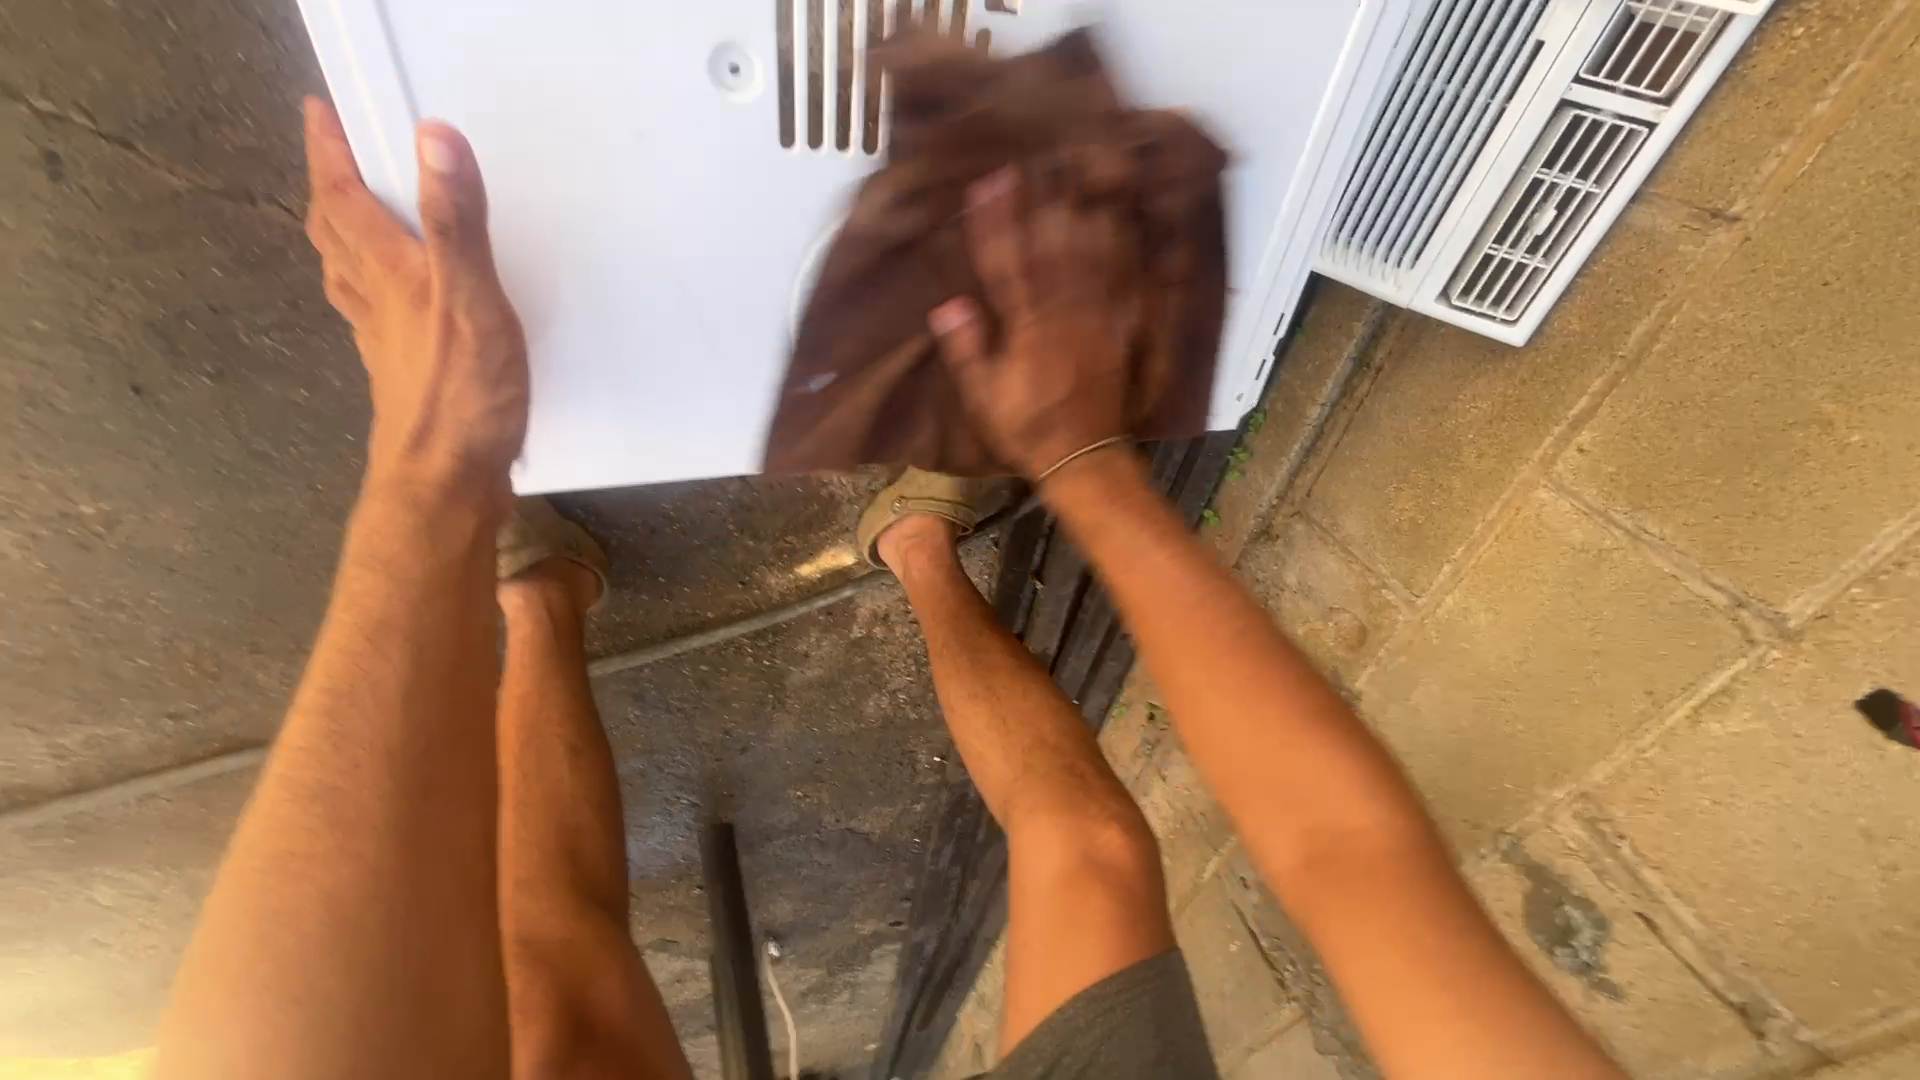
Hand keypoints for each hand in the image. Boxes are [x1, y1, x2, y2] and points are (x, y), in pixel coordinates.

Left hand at [303, 98, 527, 502]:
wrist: (446, 479)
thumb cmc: (462, 393)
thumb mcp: (470, 300)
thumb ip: (457, 223)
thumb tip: (433, 136)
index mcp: (391, 274)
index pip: (345, 198)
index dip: (330, 152)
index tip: (322, 112)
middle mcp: (378, 303)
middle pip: (336, 237)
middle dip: (331, 192)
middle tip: (336, 162)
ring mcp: (387, 343)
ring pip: (349, 279)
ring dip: (342, 242)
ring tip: (351, 222)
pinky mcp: (407, 376)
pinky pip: (376, 318)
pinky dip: (373, 294)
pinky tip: (392, 307)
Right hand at [929, 167, 1130, 480]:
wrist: (1084, 457)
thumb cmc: (1027, 429)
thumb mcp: (984, 399)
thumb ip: (968, 352)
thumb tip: (948, 306)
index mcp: (1026, 332)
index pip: (1005, 267)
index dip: (995, 223)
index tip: (989, 182)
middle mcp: (1064, 318)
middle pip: (1052, 249)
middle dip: (1043, 201)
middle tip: (1040, 156)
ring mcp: (1098, 321)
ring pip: (1091, 257)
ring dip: (1084, 211)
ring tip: (1082, 170)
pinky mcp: (1124, 330)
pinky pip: (1128, 283)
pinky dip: (1128, 249)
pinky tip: (1126, 219)